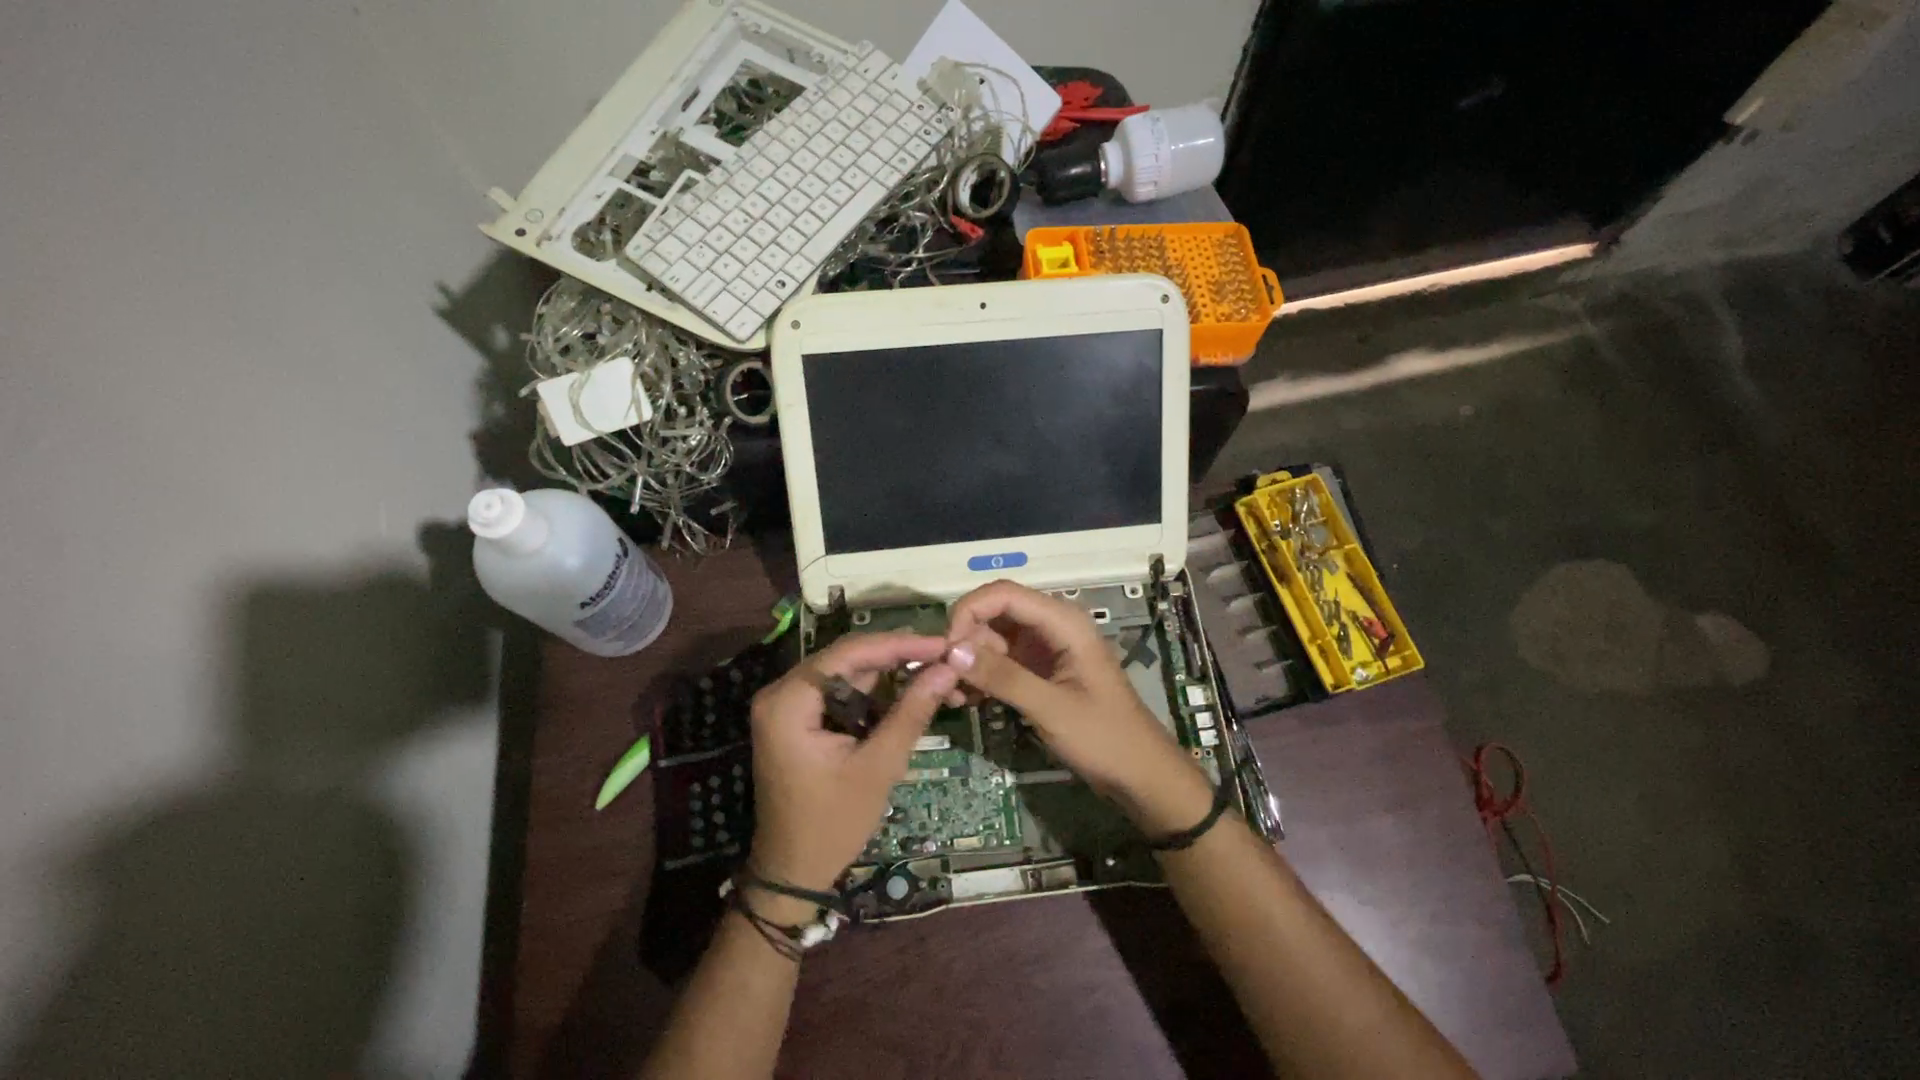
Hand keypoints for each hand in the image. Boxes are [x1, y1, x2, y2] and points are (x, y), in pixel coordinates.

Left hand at [748, 632, 957, 894]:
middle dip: (899, 657)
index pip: (850, 653)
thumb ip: (911, 712)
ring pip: (847, 675)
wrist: (792, 872)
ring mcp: (787, 706)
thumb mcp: (878, 766)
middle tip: (947, 655)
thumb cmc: (832, 824)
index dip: (900, 644)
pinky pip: (840, 694)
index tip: (943, 642)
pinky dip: (874, 695)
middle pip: (848, 659)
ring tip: (938, 674)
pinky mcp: (798, 721)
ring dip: (891, 675)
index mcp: (788, 700)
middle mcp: (781, 693)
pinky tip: (910, 694)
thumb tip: (948, 667)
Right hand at [945, 581, 1212, 833]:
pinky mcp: (1039, 672)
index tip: (945, 649)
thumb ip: (1003, 677)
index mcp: (1063, 622)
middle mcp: (1052, 627)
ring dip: (969, 663)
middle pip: (994, 615)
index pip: (1003, 594)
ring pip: (992, 640)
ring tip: (953, 697)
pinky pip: (1000, 663)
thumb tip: (951, 651)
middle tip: (944, 680)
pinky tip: (968, 702)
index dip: (968, 612)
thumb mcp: (1051, 708)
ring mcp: (1045, 650)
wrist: (1140, 774)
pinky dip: (982, 677)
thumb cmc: (1104, 738)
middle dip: (964, 642)